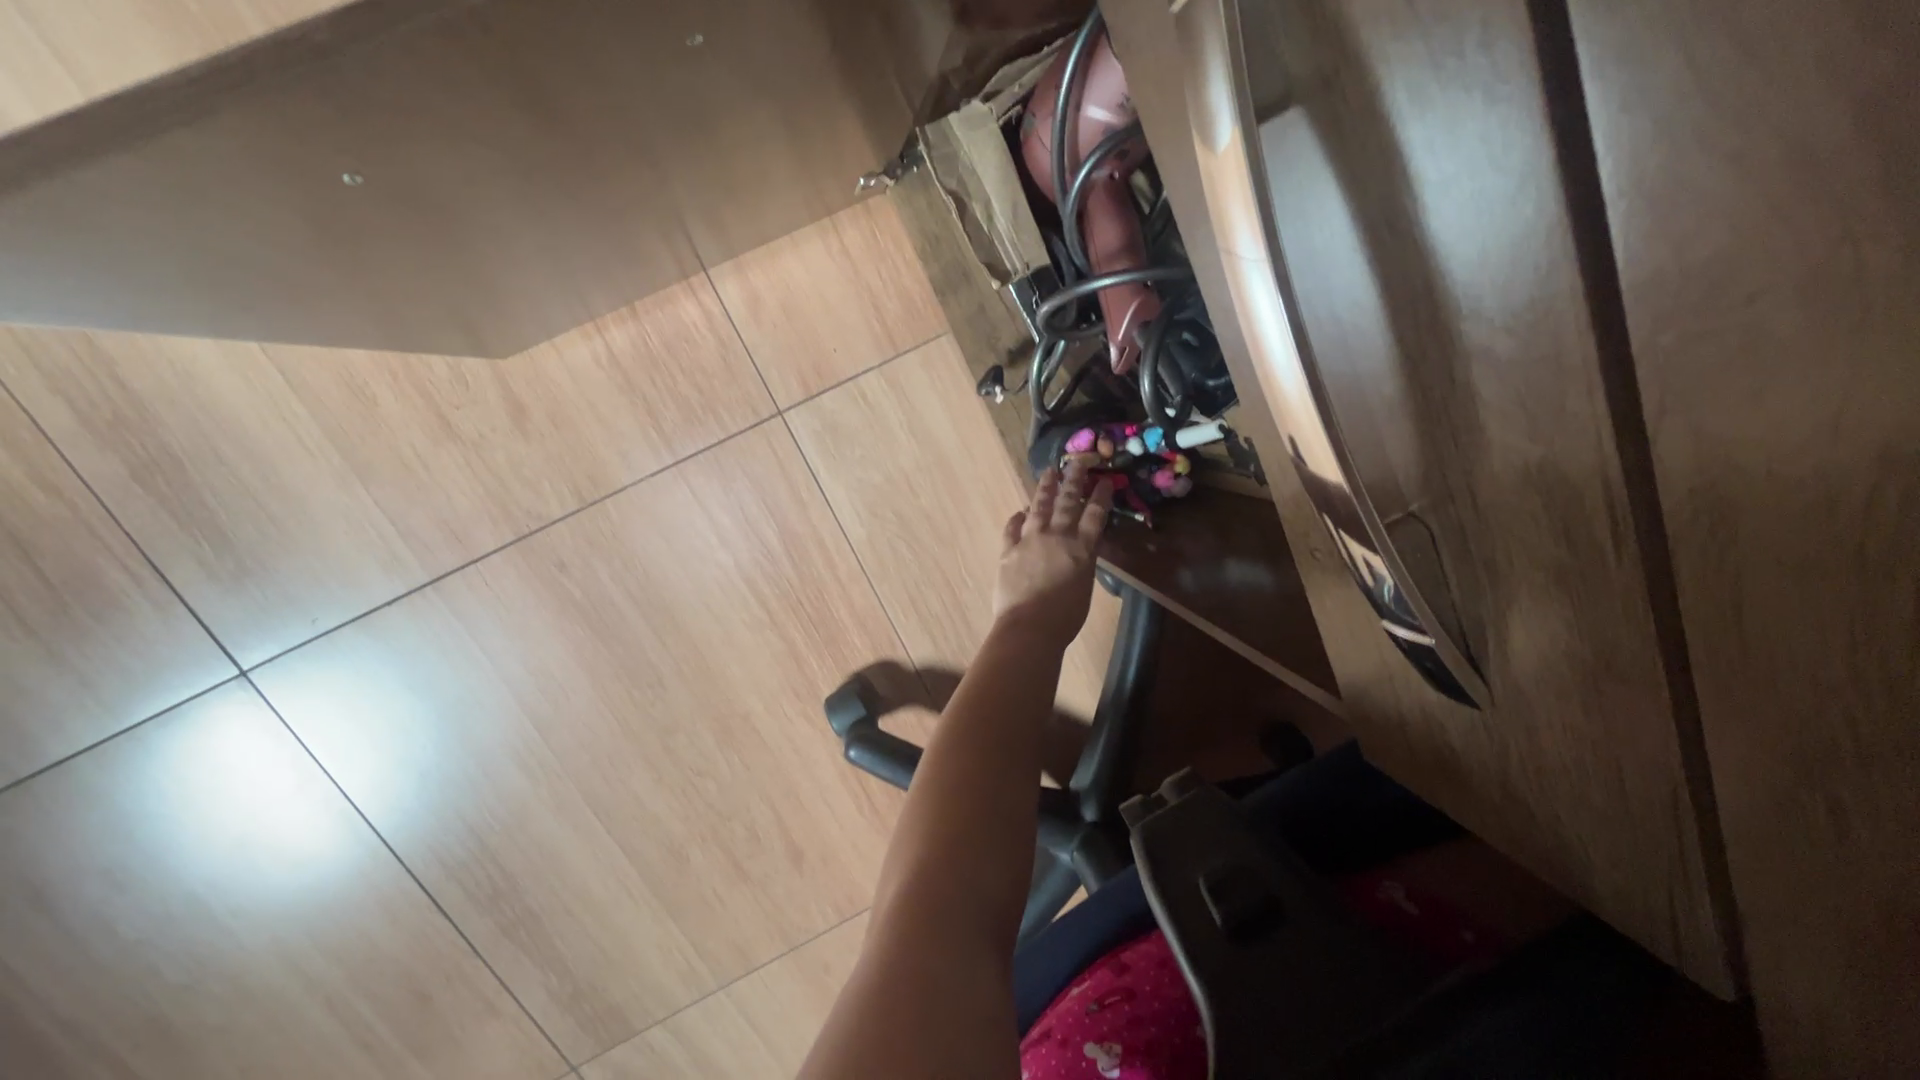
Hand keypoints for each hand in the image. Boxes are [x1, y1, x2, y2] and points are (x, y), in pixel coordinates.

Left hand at [992, 459, 1113, 649]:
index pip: (1095, 515)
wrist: (1029, 627)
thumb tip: (1078, 554)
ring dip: (1045, 488)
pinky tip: (1019, 511)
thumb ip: (1082, 565)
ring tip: (1049, 472)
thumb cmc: (1064, 618)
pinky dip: (1016, 517)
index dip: (1101, 496)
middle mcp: (1057, 537)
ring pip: (1038, 507)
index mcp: (1082, 549)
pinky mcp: (1008, 550)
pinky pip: (1012, 528)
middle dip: (1074, 480)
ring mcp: (1030, 541)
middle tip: (1077, 462)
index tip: (1105, 480)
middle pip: (1067, 502)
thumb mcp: (1084, 588)